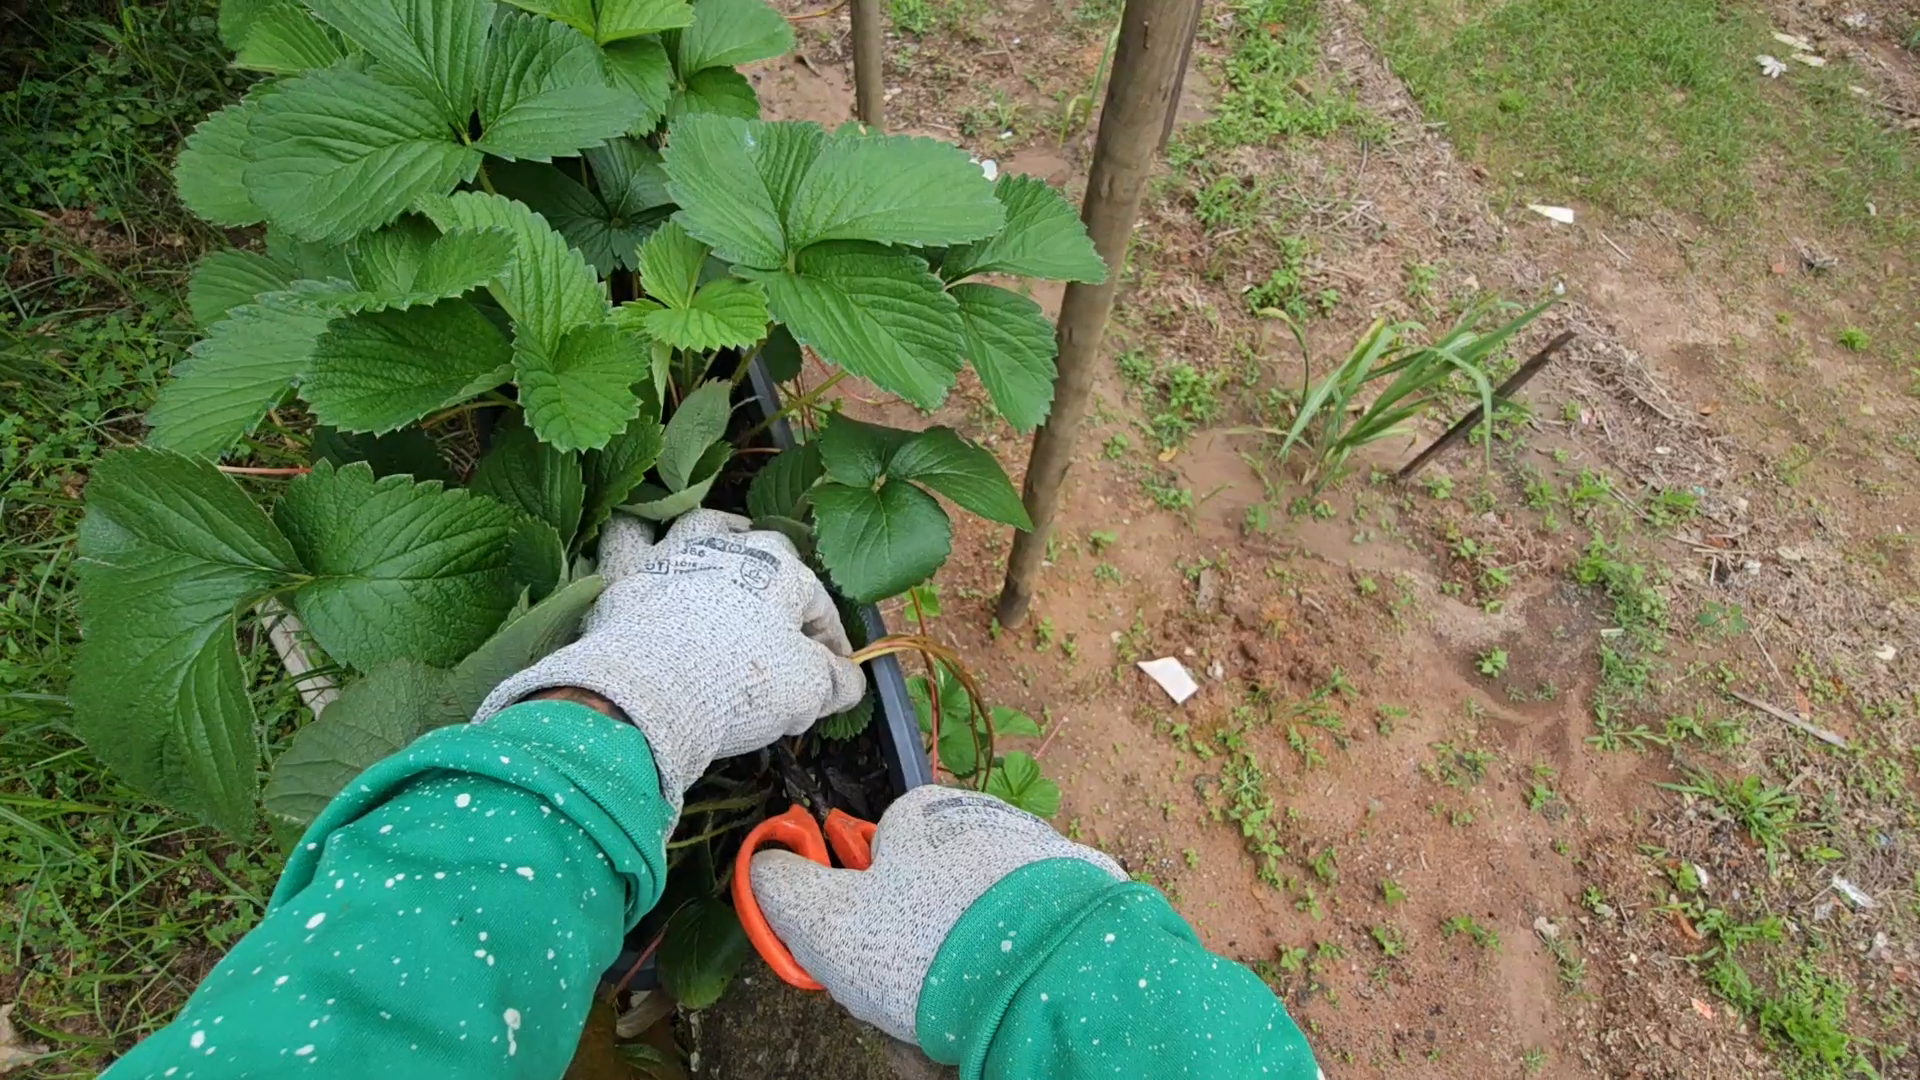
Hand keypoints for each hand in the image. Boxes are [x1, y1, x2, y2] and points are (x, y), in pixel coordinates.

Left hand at [477, 510, 866, 807]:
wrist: (650, 696)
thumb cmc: (742, 682)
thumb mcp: (810, 690)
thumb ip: (838, 680)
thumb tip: (849, 681)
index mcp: (782, 567)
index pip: (818, 604)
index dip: (831, 641)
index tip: (834, 672)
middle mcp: (730, 548)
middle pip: (765, 558)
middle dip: (779, 588)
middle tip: (782, 629)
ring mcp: (674, 555)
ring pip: (698, 525)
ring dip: (714, 535)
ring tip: (721, 551)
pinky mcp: (625, 575)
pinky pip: (626, 539)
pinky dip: (636, 540)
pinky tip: (643, 551)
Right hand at [747, 786, 1123, 1041]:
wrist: (1051, 967)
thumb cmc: (927, 938)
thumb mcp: (829, 920)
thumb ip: (784, 889)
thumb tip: (762, 863)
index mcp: (922, 814)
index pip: (878, 869)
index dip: (866, 926)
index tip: (873, 968)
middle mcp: (979, 818)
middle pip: (928, 905)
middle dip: (913, 965)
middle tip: (916, 1009)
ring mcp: (1034, 850)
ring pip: (976, 925)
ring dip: (960, 978)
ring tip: (963, 1020)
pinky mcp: (1079, 887)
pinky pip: (1027, 931)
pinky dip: (1013, 967)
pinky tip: (1009, 1001)